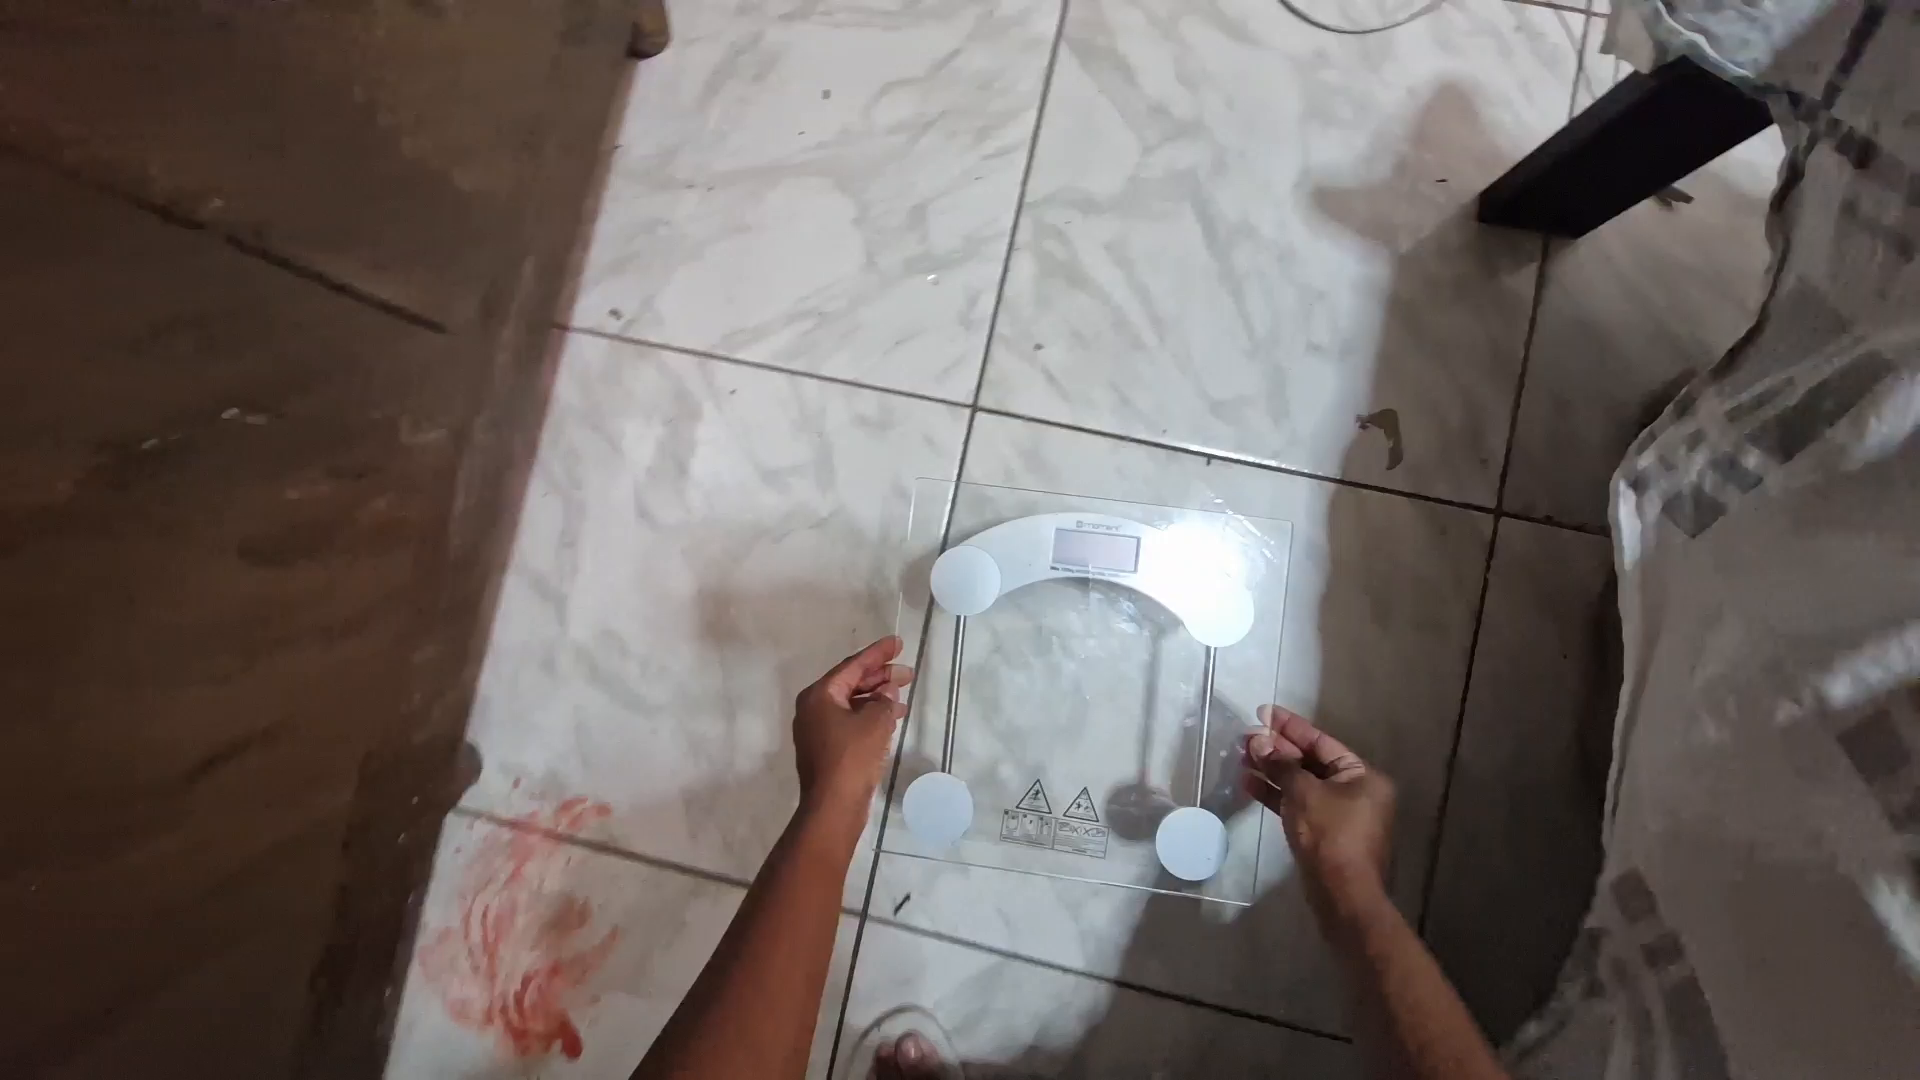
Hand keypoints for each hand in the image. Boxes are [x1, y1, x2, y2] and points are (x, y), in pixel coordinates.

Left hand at [793, 637, 913, 812]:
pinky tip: (891, 718)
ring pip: (852, 703)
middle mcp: (814, 708)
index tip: (898, 642)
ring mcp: (818, 730)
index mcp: (819, 695)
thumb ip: (884, 700)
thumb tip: (887, 694)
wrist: (833, 806)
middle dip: (880, 676)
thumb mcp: (875, 722)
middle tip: (907, 672)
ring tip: (903, 694)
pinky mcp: (827, 748)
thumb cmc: (851, 757)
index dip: (878, 653)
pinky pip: (851, 721)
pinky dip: (870, 715)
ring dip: (878, 697)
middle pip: (851, 682)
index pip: (853, 666)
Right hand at [1243, 705, 1395, 930]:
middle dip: (1277, 749)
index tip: (1264, 712)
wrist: (1341, 893)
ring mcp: (1339, 813)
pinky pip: (1297, 803)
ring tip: (1242, 756)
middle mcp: (1355, 791)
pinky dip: (1275, 794)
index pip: (1321, 741)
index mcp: (1362, 776)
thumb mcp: (1303, 791)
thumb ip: (1280, 763)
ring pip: (1300, 783)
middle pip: (1310, 761)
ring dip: (1272, 770)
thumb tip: (1258, 741)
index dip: (1290, 726)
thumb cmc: (1329, 833)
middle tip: (1246, 735)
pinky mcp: (1322, 832)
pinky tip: (1248, 783)